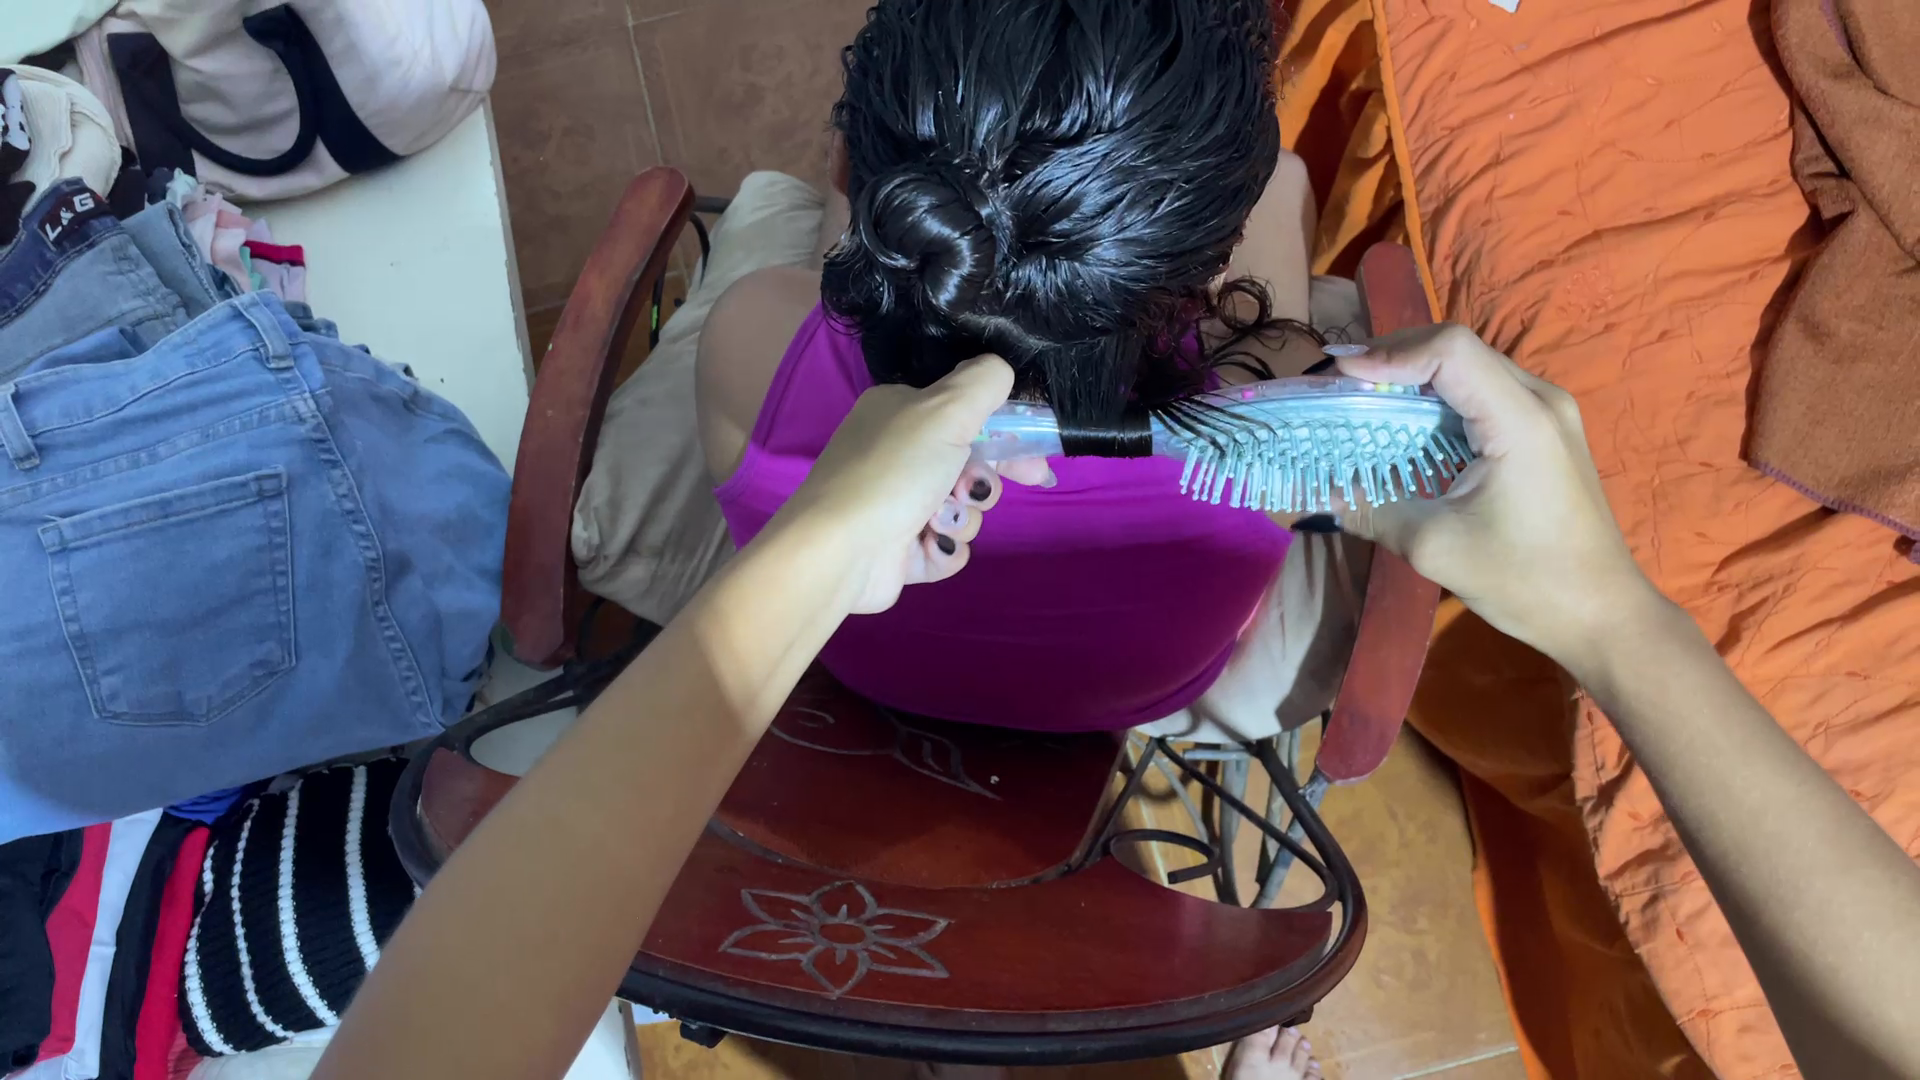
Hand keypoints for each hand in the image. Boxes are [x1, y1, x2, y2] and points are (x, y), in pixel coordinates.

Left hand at [769, 353, 1015, 614]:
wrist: (841, 551)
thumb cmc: (894, 472)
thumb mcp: (944, 410)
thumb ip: (983, 382)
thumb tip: (1001, 369)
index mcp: (902, 412)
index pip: (969, 415)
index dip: (1008, 437)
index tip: (1035, 461)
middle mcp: (899, 454)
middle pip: (972, 464)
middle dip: (981, 483)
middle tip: (972, 491)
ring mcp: (900, 504)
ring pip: (964, 509)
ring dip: (960, 517)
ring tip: (936, 520)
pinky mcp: (902, 550)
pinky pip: (948, 546)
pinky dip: (945, 548)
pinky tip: (927, 546)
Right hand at [1332, 325, 1662, 662]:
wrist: (1598, 611)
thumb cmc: (1526, 579)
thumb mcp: (1432, 547)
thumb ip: (1370, 509)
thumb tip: (1318, 492)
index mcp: (1520, 420)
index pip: (1450, 352)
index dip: (1388, 354)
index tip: (1337, 378)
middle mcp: (1537, 401)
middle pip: (1454, 349)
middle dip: (1387, 358)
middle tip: (1334, 386)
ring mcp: (1541, 412)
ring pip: (1462, 367)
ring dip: (1405, 375)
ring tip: (1353, 397)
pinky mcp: (1534, 430)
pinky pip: (1472, 392)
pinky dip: (1425, 396)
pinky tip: (1394, 419)